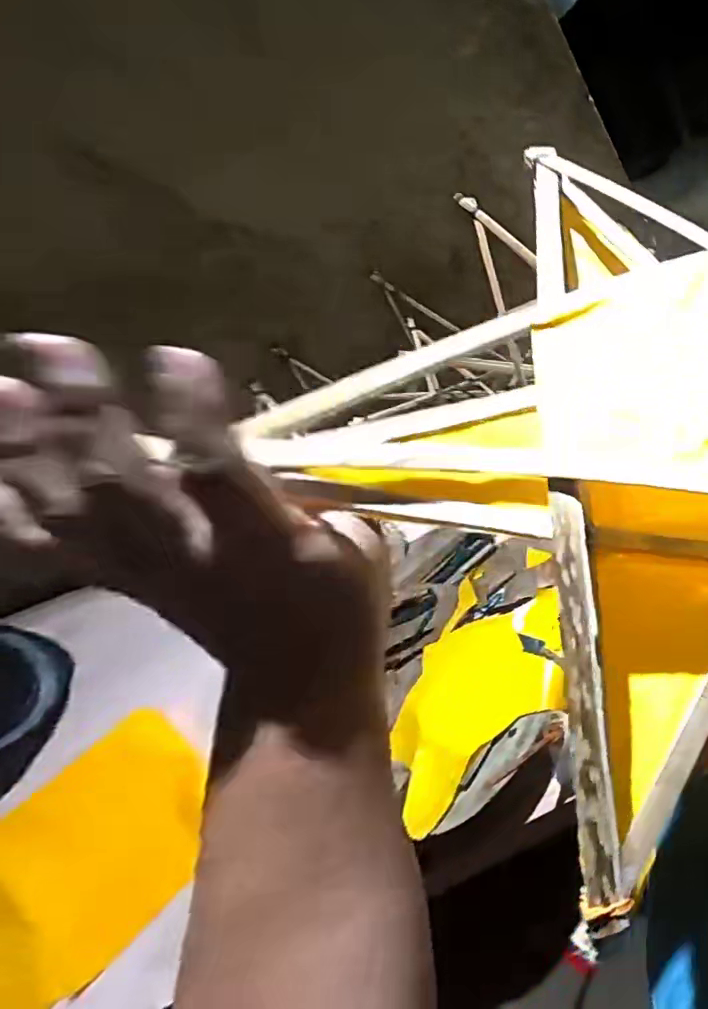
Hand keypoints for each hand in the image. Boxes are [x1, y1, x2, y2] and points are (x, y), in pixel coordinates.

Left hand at [0, 335, 387, 758]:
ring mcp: (144, 565)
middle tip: (52, 347)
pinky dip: (4, 503)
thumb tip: (272, 452)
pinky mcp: (117, 577)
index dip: (193, 414)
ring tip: (1, 386)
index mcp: (269, 540)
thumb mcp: (362, 542)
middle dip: (85, 411)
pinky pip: (42, 540)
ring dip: (26, 445)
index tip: (175, 357)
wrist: (299, 669)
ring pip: (66, 502)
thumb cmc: (348, 598)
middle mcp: (193, 549)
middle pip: (122, 477)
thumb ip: (314, 496)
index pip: (219, 470)